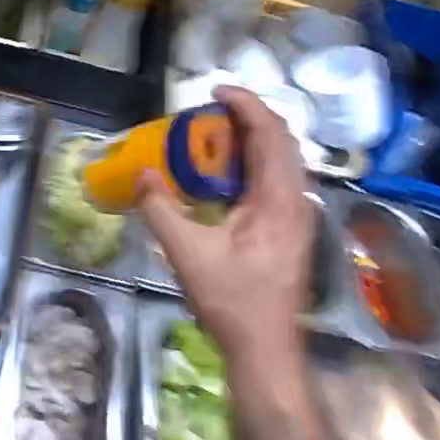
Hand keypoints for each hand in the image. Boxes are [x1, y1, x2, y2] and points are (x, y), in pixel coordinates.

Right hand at [138, 87, 315, 366]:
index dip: (246, 104)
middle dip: (249, 115)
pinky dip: (255, 161)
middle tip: (211, 110)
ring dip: (254, 137)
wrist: (266, 348)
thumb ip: (160, 209)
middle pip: (282, 140)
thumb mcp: (185, 253)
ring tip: (216, 134)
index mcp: (278, 201)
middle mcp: (296, 202)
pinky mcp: (292, 229)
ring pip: (284, 159)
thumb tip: (141, 173)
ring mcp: (298, 216)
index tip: (215, 90)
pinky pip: (279, 178)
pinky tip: (227, 174)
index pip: (269, 135)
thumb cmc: (230, 301)